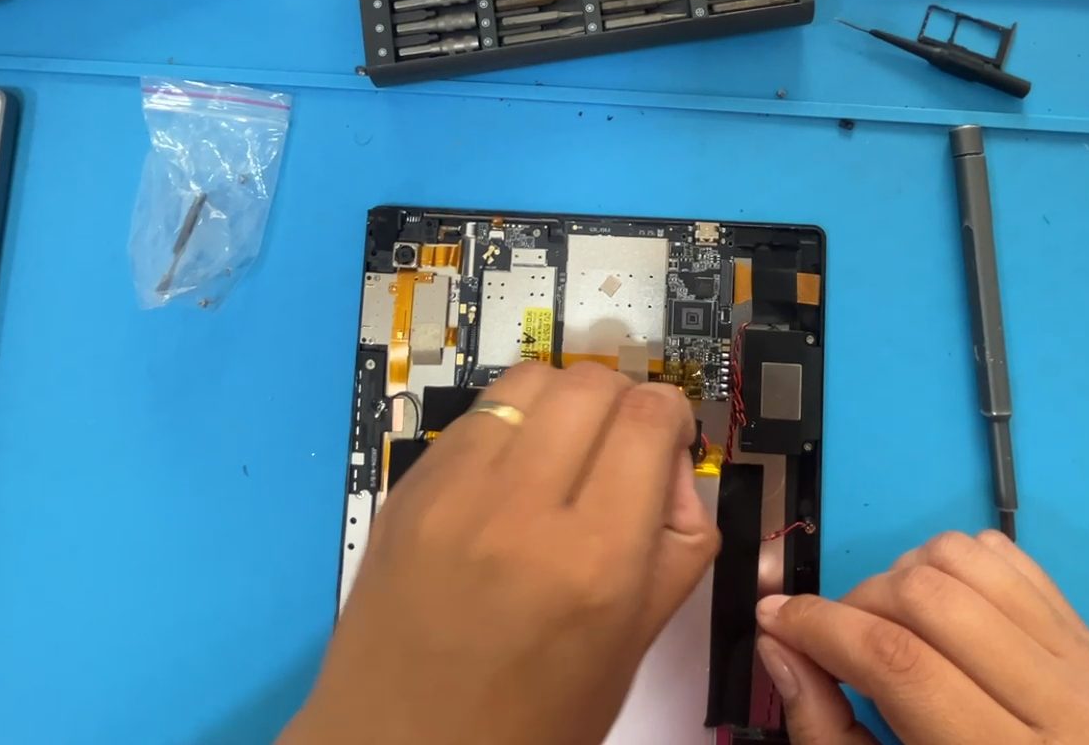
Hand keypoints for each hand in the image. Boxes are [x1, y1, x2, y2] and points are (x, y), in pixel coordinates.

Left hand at [279, 362, 720, 744]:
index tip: (665, 440)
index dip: (672, 414)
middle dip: (622, 399)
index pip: (649, 417)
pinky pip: (480, 411)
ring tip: (564, 445)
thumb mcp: (634, 642)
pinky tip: (509, 468)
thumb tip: (668, 461)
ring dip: (564, 398)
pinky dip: (512, 421)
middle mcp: (520, 507)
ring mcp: (453, 488)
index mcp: (593, 560)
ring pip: (532, 377)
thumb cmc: (536, 716)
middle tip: (618, 443)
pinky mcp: (410, 483)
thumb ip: (678, 540)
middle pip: (591, 382)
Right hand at [754, 530, 1088, 744]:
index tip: (773, 616)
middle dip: (856, 603)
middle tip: (834, 639)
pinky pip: (1006, 559)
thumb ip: (824, 729)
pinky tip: (937, 608)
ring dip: (902, 574)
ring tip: (888, 623)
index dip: (821, 627)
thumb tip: (777, 638)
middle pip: (927, 598)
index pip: (899, 661)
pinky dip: (953, 563)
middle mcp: (1070, 716)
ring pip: (964, 560)